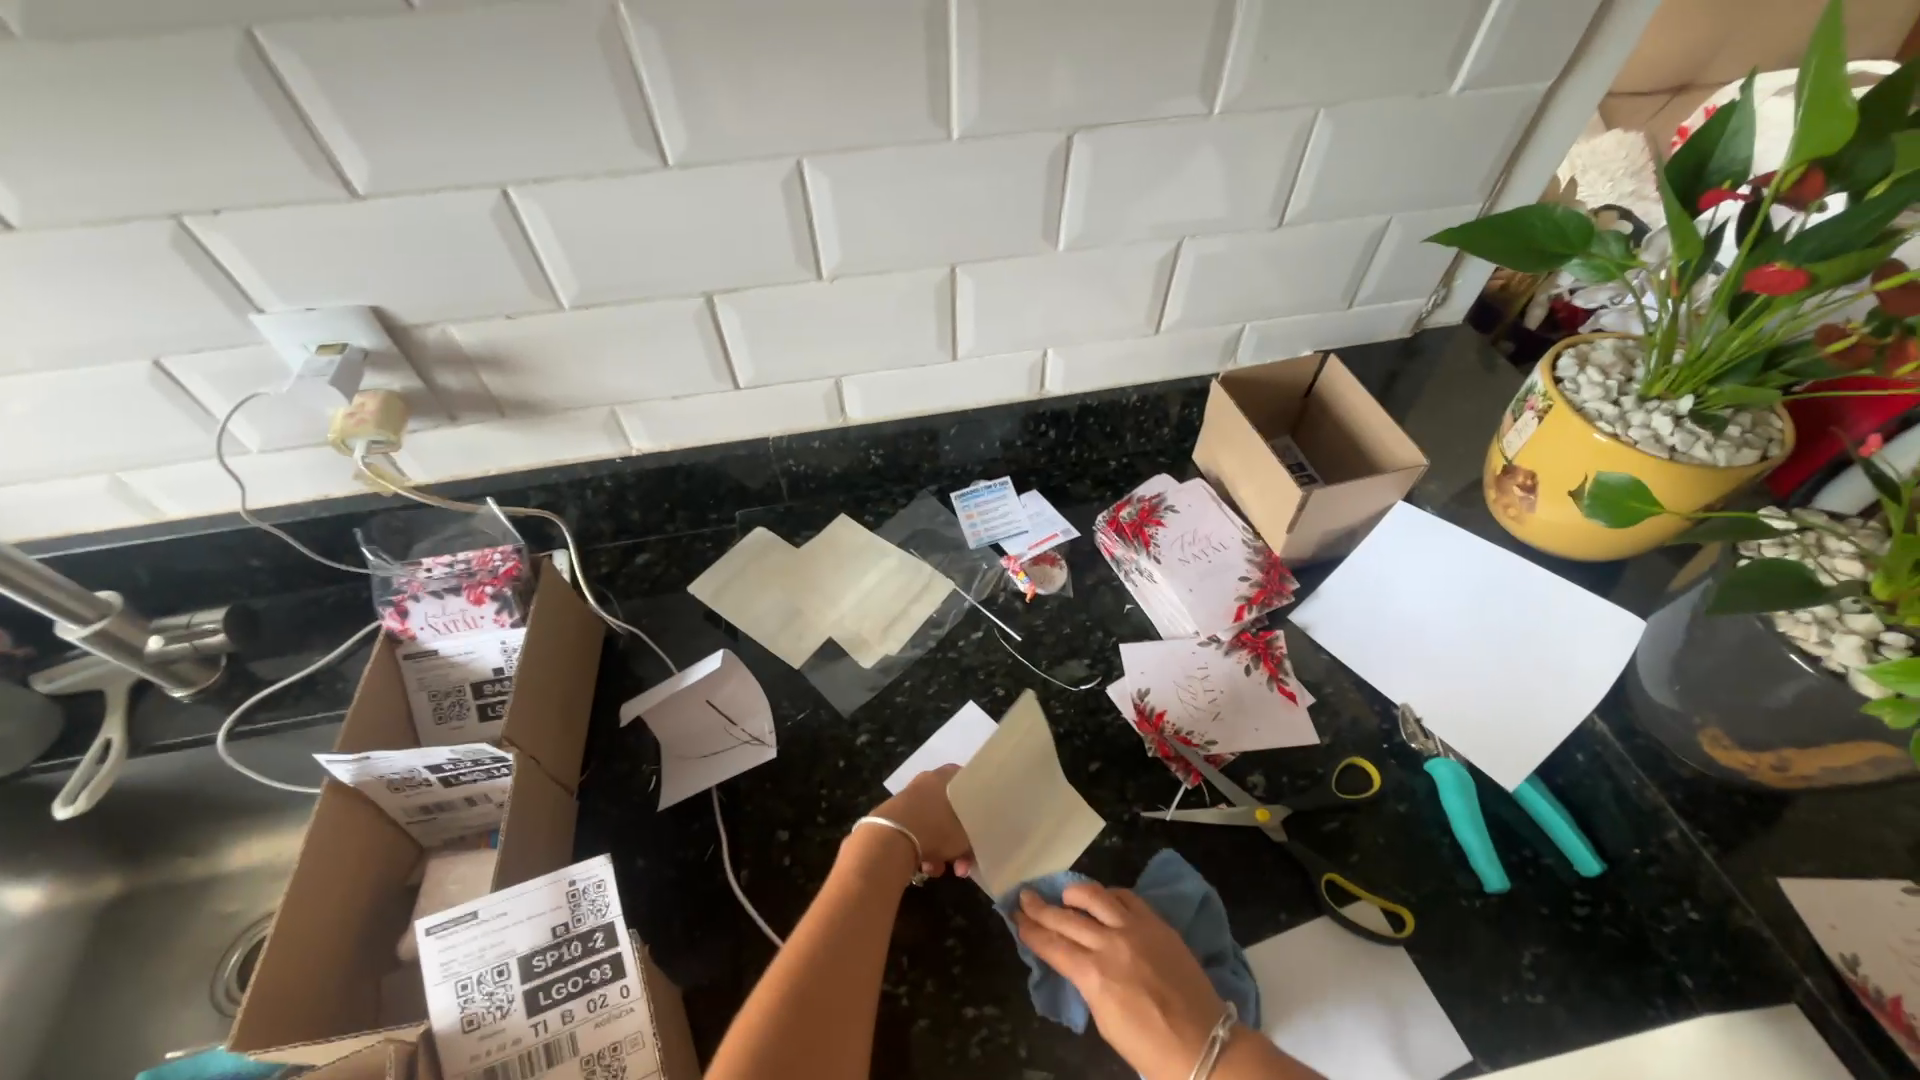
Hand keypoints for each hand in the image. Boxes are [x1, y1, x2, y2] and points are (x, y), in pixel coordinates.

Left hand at [866, 765, 973, 878]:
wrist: (890, 839)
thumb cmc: (936, 829)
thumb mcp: (965, 837)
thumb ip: (973, 839)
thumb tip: (971, 846)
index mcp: (945, 776)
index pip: (966, 782)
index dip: (975, 802)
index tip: (980, 821)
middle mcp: (925, 782)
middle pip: (949, 811)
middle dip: (955, 840)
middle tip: (961, 863)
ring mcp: (907, 799)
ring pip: (931, 825)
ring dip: (939, 850)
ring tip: (938, 870)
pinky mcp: (892, 817)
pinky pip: (915, 833)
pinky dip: (921, 850)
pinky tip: (924, 868)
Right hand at [1014, 884, 1226, 1079]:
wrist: (1202, 1044)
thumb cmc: (1149, 1047)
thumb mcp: (1104, 1020)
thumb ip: (1088, 984)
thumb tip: (1078, 964)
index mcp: (1092, 975)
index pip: (1051, 945)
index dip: (1030, 930)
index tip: (1016, 918)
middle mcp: (1110, 944)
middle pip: (1066, 918)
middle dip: (1040, 907)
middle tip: (1025, 896)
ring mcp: (1136, 929)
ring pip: (1096, 897)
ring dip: (1074, 893)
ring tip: (1063, 893)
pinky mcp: (1157, 924)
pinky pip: (1128, 898)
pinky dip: (1110, 896)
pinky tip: (1103, 899)